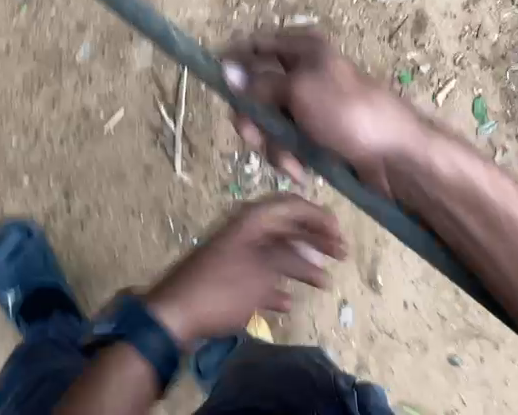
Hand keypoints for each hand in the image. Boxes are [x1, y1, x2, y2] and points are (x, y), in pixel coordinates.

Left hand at [142, 194, 344, 344]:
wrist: (175, 312)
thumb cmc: (222, 288)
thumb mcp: (263, 271)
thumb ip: (289, 257)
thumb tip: (311, 253)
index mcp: (253, 219)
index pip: (293, 205)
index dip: (319, 216)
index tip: (341, 233)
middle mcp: (246, 229)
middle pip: (287, 227)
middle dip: (315, 239)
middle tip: (341, 255)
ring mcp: (236, 252)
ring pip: (276, 251)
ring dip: (300, 265)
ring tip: (323, 282)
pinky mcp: (228, 276)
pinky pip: (260, 275)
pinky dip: (276, 286)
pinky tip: (288, 303)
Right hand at [223, 29, 431, 194]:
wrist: (396, 156)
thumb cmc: (349, 112)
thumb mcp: (299, 90)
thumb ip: (259, 83)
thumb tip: (226, 70)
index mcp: (301, 48)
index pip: (253, 45)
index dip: (233, 64)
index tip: (220, 89)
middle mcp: (301, 70)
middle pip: (253, 89)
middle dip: (253, 118)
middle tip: (255, 138)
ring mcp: (307, 104)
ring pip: (266, 120)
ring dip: (271, 144)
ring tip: (290, 162)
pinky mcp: (314, 133)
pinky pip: (284, 141)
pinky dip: (287, 156)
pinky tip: (300, 170)